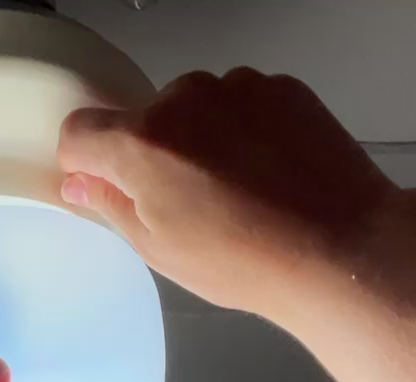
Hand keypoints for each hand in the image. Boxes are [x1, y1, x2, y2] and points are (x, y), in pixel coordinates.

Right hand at [58, 67, 400, 319]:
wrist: (336, 246)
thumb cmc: (244, 260)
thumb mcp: (158, 249)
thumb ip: (109, 206)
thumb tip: (80, 184)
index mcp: (142, 145)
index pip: (79, 131)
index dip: (83, 164)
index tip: (101, 187)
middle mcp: (184, 100)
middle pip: (139, 121)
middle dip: (146, 157)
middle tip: (180, 208)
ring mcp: (236, 87)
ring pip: (189, 110)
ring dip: (194, 143)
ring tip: (228, 195)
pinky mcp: (278, 87)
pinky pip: (235, 105)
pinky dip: (236, 134)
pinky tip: (259, 176)